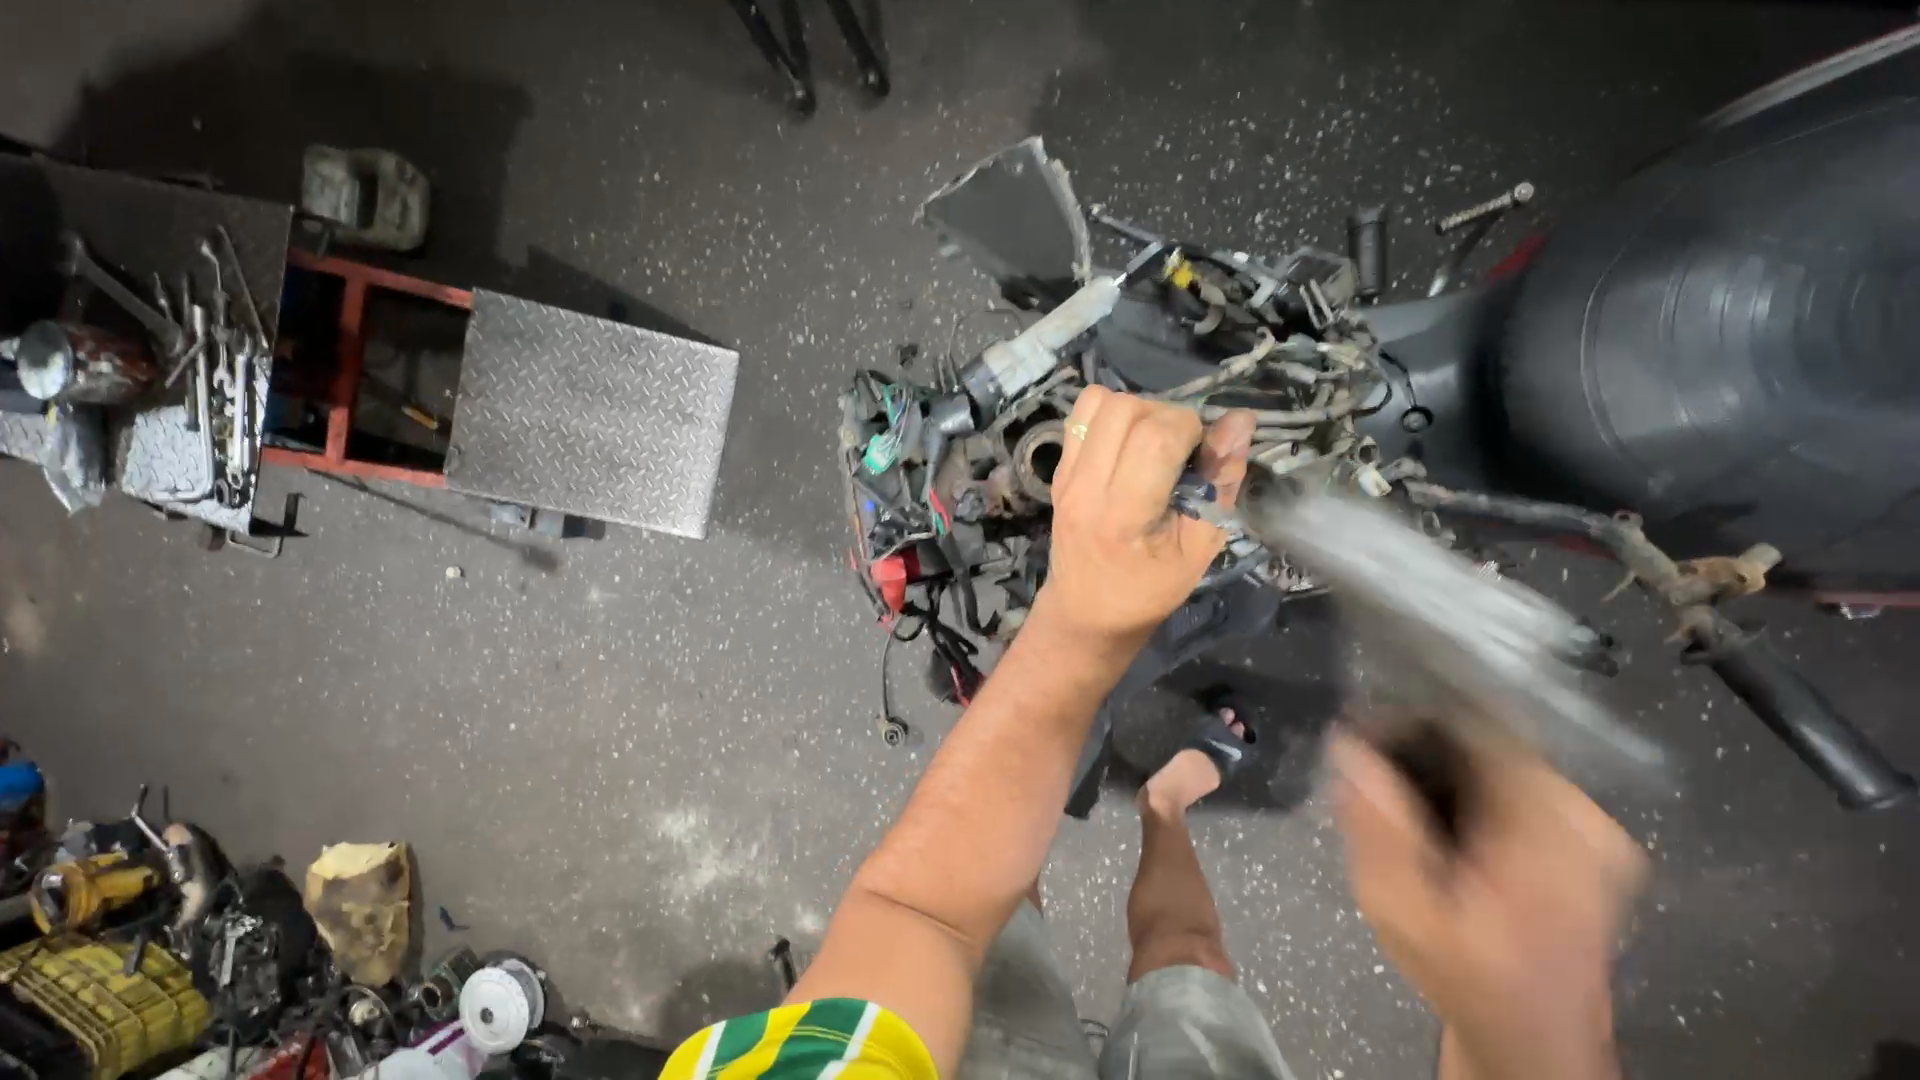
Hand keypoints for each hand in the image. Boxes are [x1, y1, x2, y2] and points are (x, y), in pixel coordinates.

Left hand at [1036, 388, 1254, 645]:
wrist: (1088, 612)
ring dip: (1137, 410)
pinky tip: (1128, 444)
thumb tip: (1240, 420)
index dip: (1191, 429)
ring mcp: (1065, 475)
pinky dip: (1111, 415)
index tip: (1201, 455)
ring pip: (1100, 402)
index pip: (1156, 436)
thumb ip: (1220, 483)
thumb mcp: (1200, 548)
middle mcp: (1085, 487)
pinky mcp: (1057, 470)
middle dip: (1166, 416)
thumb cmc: (1149, 590)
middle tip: (1180, 449)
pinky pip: (1081, 414)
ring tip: (1154, 443)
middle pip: (1126, 409)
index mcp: (1123, 515)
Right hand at [1329, 730, 1645, 1079]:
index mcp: (1548, 826)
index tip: (1359, 727)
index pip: (1475, 724)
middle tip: (1366, 771)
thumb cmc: (1466, 977)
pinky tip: (1430, 815)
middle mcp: (1580, 814)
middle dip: (1416, 744)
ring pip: (1491, 755)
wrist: (1531, 1040)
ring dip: (1435, 764)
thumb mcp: (1401, 910)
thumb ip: (1375, 825)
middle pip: (1484, 737)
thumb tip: (1347, 746)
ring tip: (1392, 798)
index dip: (1410, 715)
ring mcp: (1586, 824)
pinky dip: (1460, 785)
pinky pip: (1505, 778)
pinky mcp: (1578, 834)